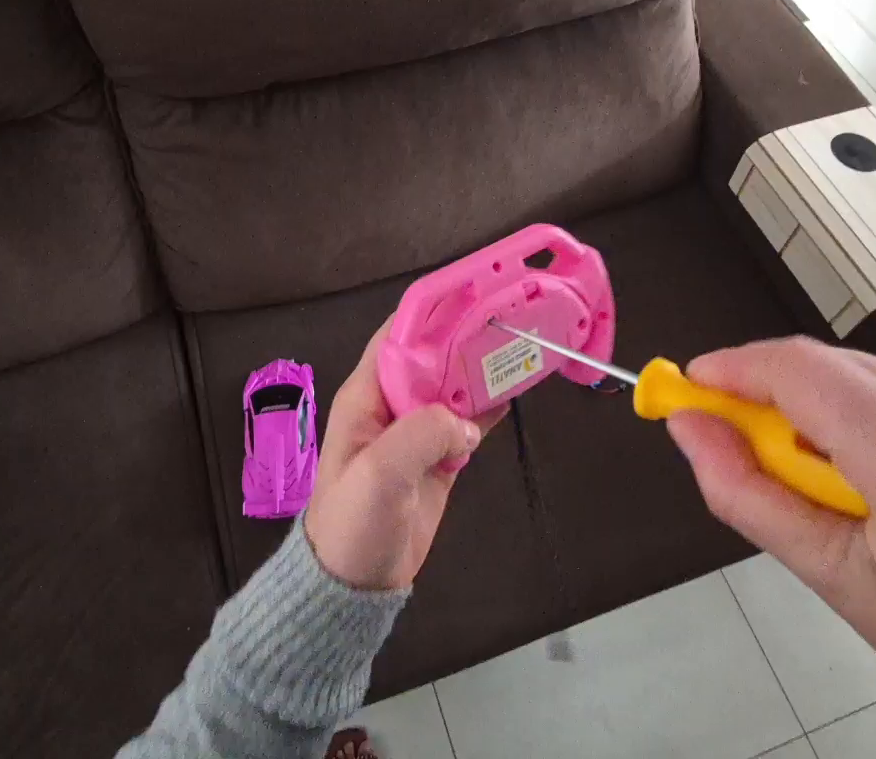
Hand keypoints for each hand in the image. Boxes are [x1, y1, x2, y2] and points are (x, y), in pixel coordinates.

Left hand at [303, 320, 498, 590]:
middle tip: (510, 316)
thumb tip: (465, 422)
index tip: (473, 292)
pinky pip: (467, 420)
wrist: (355, 583)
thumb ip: (420, 435)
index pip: (398, 335)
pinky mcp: (438, 456)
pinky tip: (514, 389)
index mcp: (367, 395)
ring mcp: (416, 430)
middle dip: (466, 335)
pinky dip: (489, 405)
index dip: (433, 310)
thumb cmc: (353, 522)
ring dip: (482, 368)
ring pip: (454, 385)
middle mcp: (392, 403)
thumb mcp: (379, 474)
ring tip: (521, 345)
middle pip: (433, 355)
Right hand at [668, 338, 875, 758]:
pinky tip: (871, 468)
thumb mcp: (842, 587)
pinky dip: (864, 411)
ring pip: (868, 371)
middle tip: (734, 440)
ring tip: (813, 471)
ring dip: (815, 402)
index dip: (733, 367)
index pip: (804, 371)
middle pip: (831, 363)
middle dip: (766, 388)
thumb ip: (749, 496)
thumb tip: (689, 428)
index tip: (688, 389)